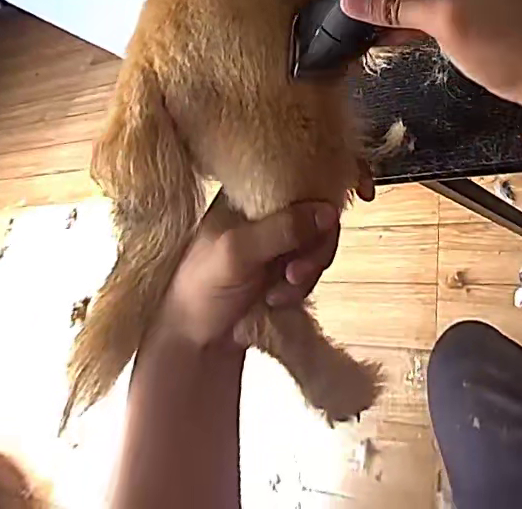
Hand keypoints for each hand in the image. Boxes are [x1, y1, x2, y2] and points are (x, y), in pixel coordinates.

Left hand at [149, 192, 339, 352]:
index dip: (316, 193)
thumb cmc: (200, 290)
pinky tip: (279, 300)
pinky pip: (313, 264)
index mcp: (246, 192)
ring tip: (282, 292)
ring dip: (308, 268)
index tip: (320, 222)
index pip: (295, 175)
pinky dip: (303, 284)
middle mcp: (265, 210)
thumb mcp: (238, 252)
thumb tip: (329, 211)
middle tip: (296, 272)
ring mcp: (277, 238)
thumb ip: (283, 228)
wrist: (191, 346)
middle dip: (314, 244)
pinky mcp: (285, 265)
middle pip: (315, 210)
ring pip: (318, 239)